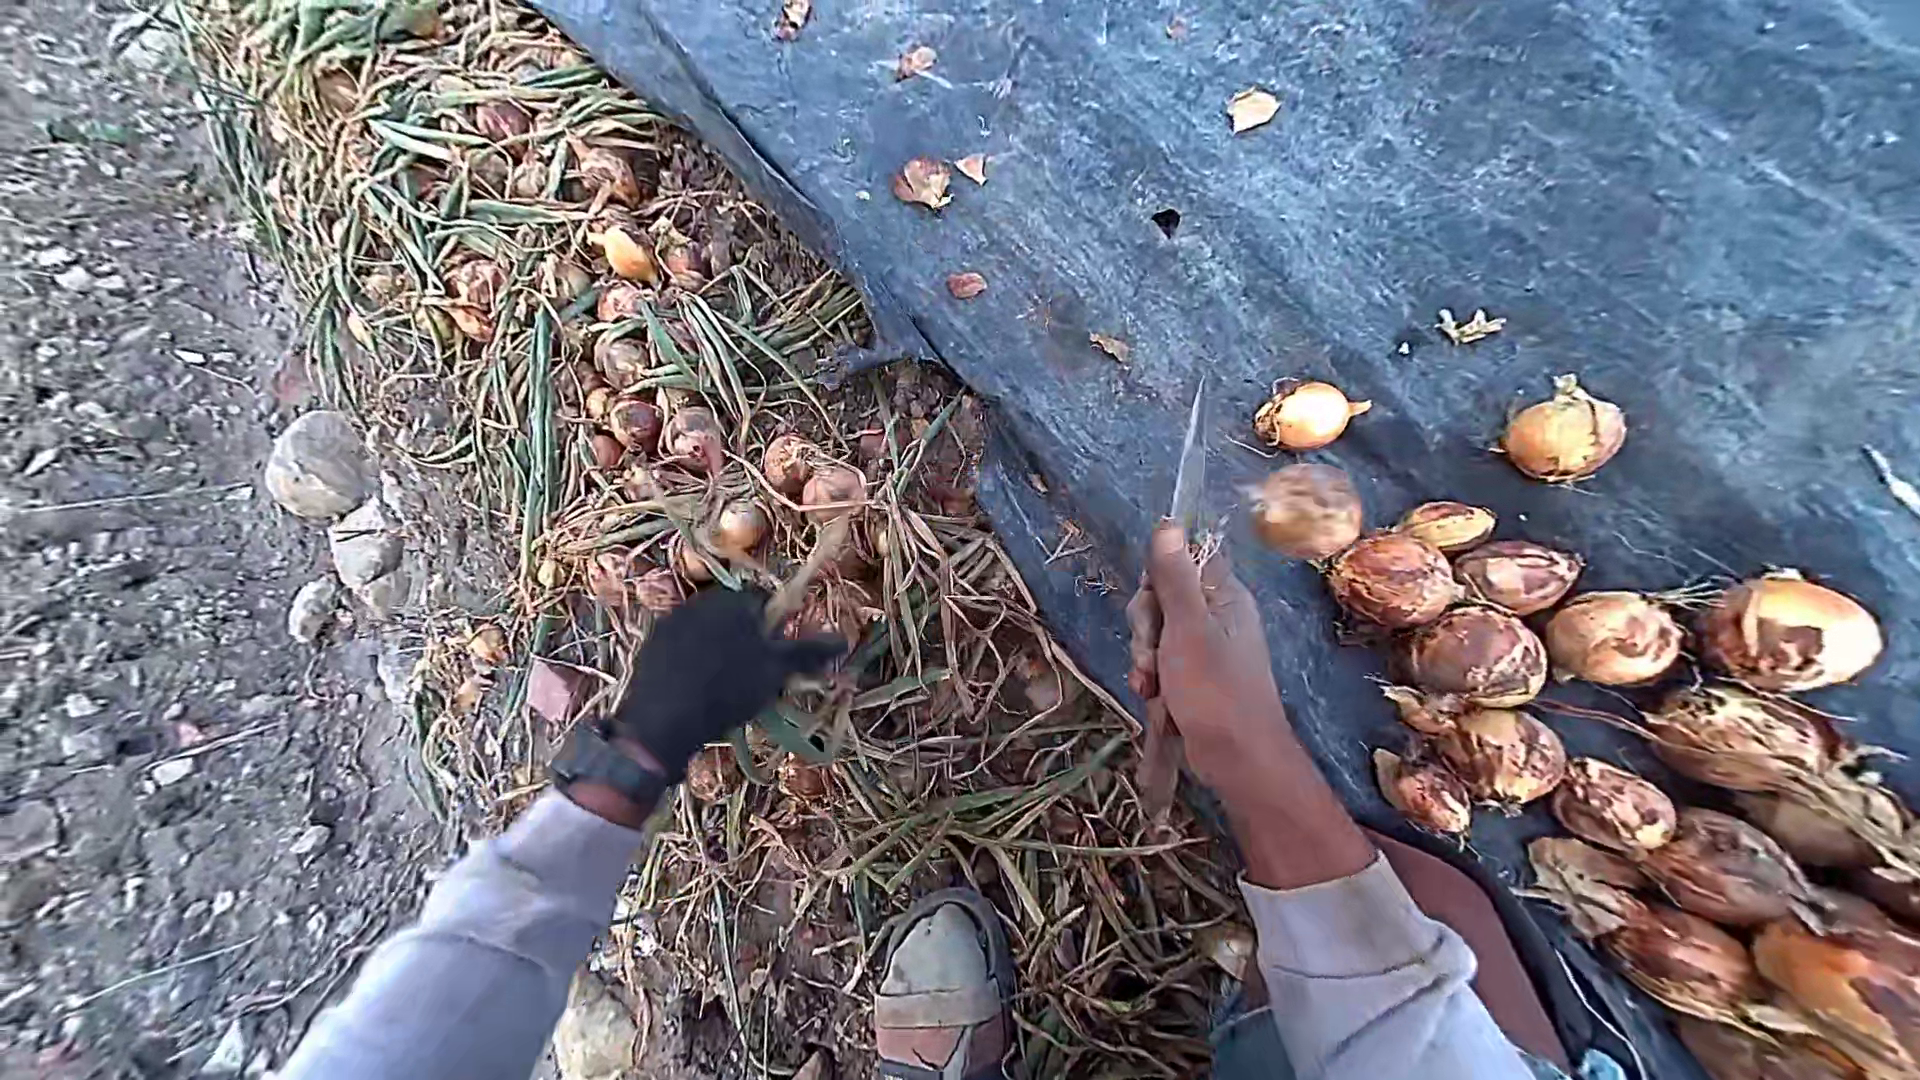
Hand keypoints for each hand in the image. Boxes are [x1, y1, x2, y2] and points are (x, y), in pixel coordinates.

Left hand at [610, 588, 843, 779]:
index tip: (778, 653)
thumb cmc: (729, 688)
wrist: (663, 723)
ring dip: (722, 647)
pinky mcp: (651, 646)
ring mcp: (670, 623)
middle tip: (757, 671)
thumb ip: (809, 651)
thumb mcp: (776, 670)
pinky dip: (696, 659)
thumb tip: (844, 639)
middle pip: (736, 614)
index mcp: (733, 601)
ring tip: (728, 682)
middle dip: (749, 637)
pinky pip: (684, 645)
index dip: (776, 626)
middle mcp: (699, 602)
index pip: (765, 601)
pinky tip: (700, 687)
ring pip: (709, 629)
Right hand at [1141, 523, 1374, 886]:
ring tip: (1150, 682)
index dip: (1159, 577)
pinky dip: (1151, 674)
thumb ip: (1174, 577)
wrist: (1238, 760)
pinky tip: (1150, 692)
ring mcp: (1205, 645)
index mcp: (1224, 596)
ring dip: (1145, 655)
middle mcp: (1216, 614)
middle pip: (1162, 596)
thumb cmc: (1216, 691)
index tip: (1153, 602)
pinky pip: (1160, 658)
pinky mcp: (1193, 672)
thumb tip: (1168, 522)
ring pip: (1156, 630)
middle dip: (1146, 625)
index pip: (1184, 560)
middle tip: (1151, 653)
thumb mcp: (1188, 628)